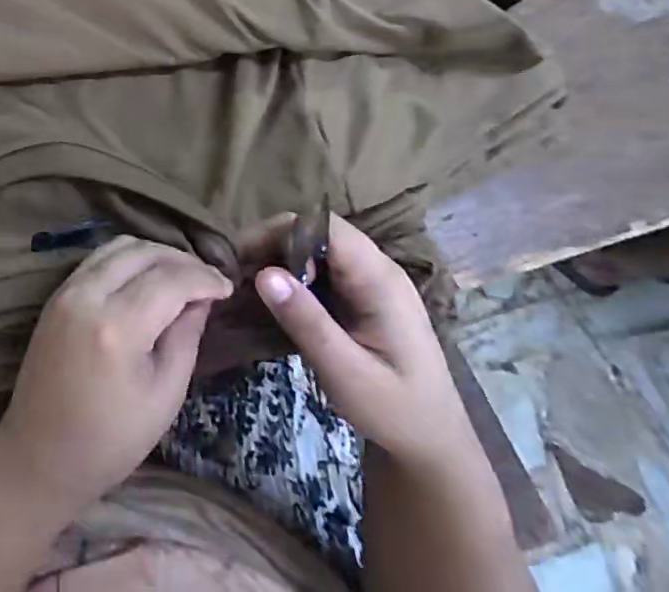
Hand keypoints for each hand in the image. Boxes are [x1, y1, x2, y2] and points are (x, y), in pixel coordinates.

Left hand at [0, 235, 233, 512]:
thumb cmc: (110, 440)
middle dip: (182, 260)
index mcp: (117, 327)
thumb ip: (185, 336)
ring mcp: (66, 291)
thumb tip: (202, 297)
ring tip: (181, 275)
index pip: (170, 279)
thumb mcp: (165, 395)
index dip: (204, 277)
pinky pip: (97, 258)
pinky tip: (147, 277)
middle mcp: (87, 296)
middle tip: (208, 280)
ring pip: (118, 246)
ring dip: (154, 253)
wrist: (40, 455)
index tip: (228, 287)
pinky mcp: (55, 295)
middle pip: (143, 252)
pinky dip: (128, 258)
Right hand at [253, 215, 476, 469]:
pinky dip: (292, 276)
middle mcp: (376, 268)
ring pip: (315, 247)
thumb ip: (307, 322)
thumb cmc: (394, 412)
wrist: (433, 443)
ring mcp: (370, 280)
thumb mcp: (346, 373)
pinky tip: (271, 299)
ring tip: (245, 285)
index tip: (242, 259)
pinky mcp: (361, 295)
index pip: (323, 227)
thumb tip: (263, 273)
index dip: (279, 232)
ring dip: (279, 259)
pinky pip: (321, 269)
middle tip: (235, 274)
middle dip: (272, 244)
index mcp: (379, 279)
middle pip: (316, 231)